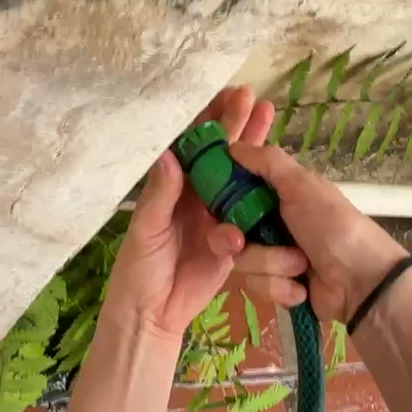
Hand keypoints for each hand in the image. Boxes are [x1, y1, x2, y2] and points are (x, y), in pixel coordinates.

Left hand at [103, 87, 310, 341]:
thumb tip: (170, 156)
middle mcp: (195, 196)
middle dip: (237, 126)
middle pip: (221, 155)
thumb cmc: (139, 269)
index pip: (192, 147)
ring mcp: (216, 216)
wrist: (154, 314)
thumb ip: (160, 196)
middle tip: (255, 98)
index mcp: (172, 188)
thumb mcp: (146, 231)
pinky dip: (261, 199)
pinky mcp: (233, 240)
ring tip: (269, 119)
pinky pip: (250, 216)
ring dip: (254, 151)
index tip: (226, 96)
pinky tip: (273, 174)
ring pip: (240, 179)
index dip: (208, 121)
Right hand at [229, 143, 407, 325]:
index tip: (214, 207)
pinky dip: (281, 288)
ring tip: (300, 266)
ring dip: (271, 265)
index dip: (218, 201)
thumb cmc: (333, 226)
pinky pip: (258, 288)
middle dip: (235, 241)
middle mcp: (269, 224)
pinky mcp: (278, 287)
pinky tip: (301, 288)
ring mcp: (273, 258)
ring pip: (242, 262)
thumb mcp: (302, 185)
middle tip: (242, 241)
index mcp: (275, 195)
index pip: (230, 194)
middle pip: (226, 233)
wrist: (363, 281)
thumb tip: (232, 146)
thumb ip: (268, 162)